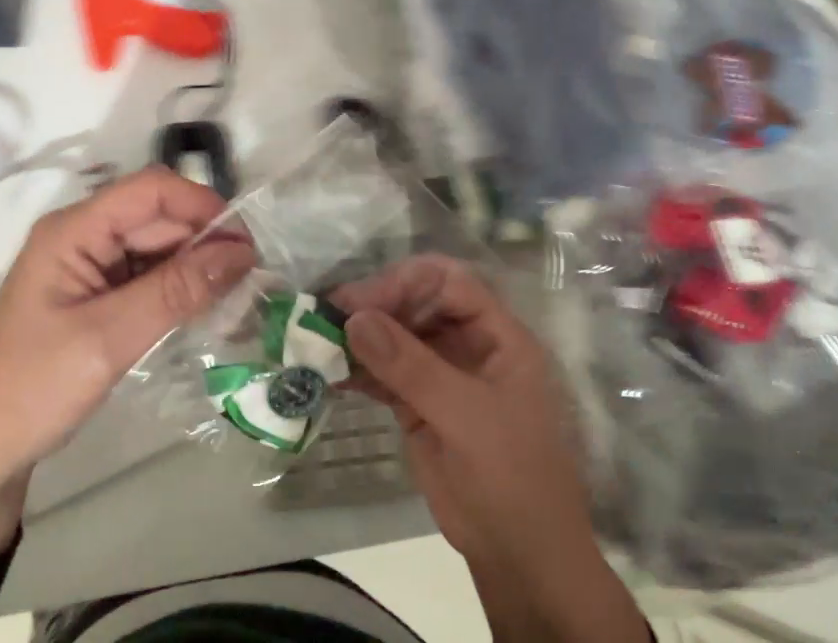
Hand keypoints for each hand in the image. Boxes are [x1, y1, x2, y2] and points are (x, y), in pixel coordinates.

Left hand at [0, 168, 255, 470]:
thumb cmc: (34, 389)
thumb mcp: (109, 338)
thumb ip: (175, 291)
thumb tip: (241, 252)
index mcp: (71, 231)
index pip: (149, 190)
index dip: (201, 206)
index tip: (246, 246)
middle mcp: (79, 236)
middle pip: (155, 217)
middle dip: (203, 240)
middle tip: (250, 282)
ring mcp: (85, 266)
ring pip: (154, 247)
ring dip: (193, 266)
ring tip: (235, 297)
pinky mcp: (92, 296)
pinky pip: (144, 276)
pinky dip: (175, 289)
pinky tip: (202, 310)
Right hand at [333, 256, 648, 641]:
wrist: (520, 554)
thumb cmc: (511, 477)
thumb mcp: (466, 417)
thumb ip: (411, 366)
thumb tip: (354, 318)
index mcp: (497, 336)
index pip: (448, 282)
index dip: (405, 282)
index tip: (361, 303)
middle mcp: (468, 346)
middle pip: (416, 303)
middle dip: (374, 306)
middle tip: (326, 319)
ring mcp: (441, 376)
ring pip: (395, 337)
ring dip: (359, 337)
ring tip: (317, 342)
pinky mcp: (418, 406)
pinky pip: (383, 373)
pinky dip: (356, 370)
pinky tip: (328, 373)